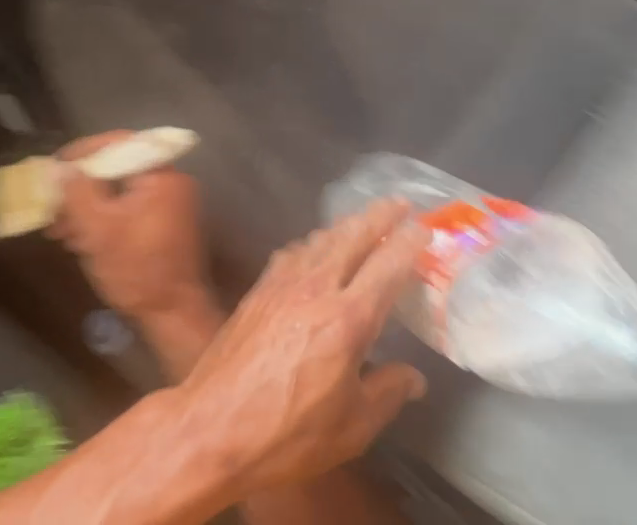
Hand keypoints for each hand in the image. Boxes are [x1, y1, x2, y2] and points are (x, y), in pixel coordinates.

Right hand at [51, 131, 210, 321]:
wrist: (174, 316)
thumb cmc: (137, 269)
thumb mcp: (97, 229)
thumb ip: (76, 192)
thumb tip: (58, 168)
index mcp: (161, 175)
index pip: (119, 143)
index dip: (83, 152)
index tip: (56, 167)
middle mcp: (171, 182)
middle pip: (117, 171)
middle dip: (81, 189)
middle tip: (52, 205)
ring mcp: (170, 205)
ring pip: (120, 194)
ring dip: (88, 209)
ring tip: (59, 230)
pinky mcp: (165, 227)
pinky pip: (129, 211)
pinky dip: (105, 221)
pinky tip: (79, 240)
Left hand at [174, 199, 428, 494]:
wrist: (212, 427)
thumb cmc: (289, 433)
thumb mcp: (352, 427)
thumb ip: (387, 393)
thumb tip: (414, 377)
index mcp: (348, 319)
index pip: (387, 266)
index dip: (409, 243)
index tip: (424, 229)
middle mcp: (316, 289)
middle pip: (353, 237)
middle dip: (379, 216)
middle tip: (399, 203)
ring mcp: (282, 285)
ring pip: (320, 240)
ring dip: (346, 226)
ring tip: (363, 221)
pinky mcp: (257, 291)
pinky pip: (292, 253)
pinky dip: (312, 243)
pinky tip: (314, 249)